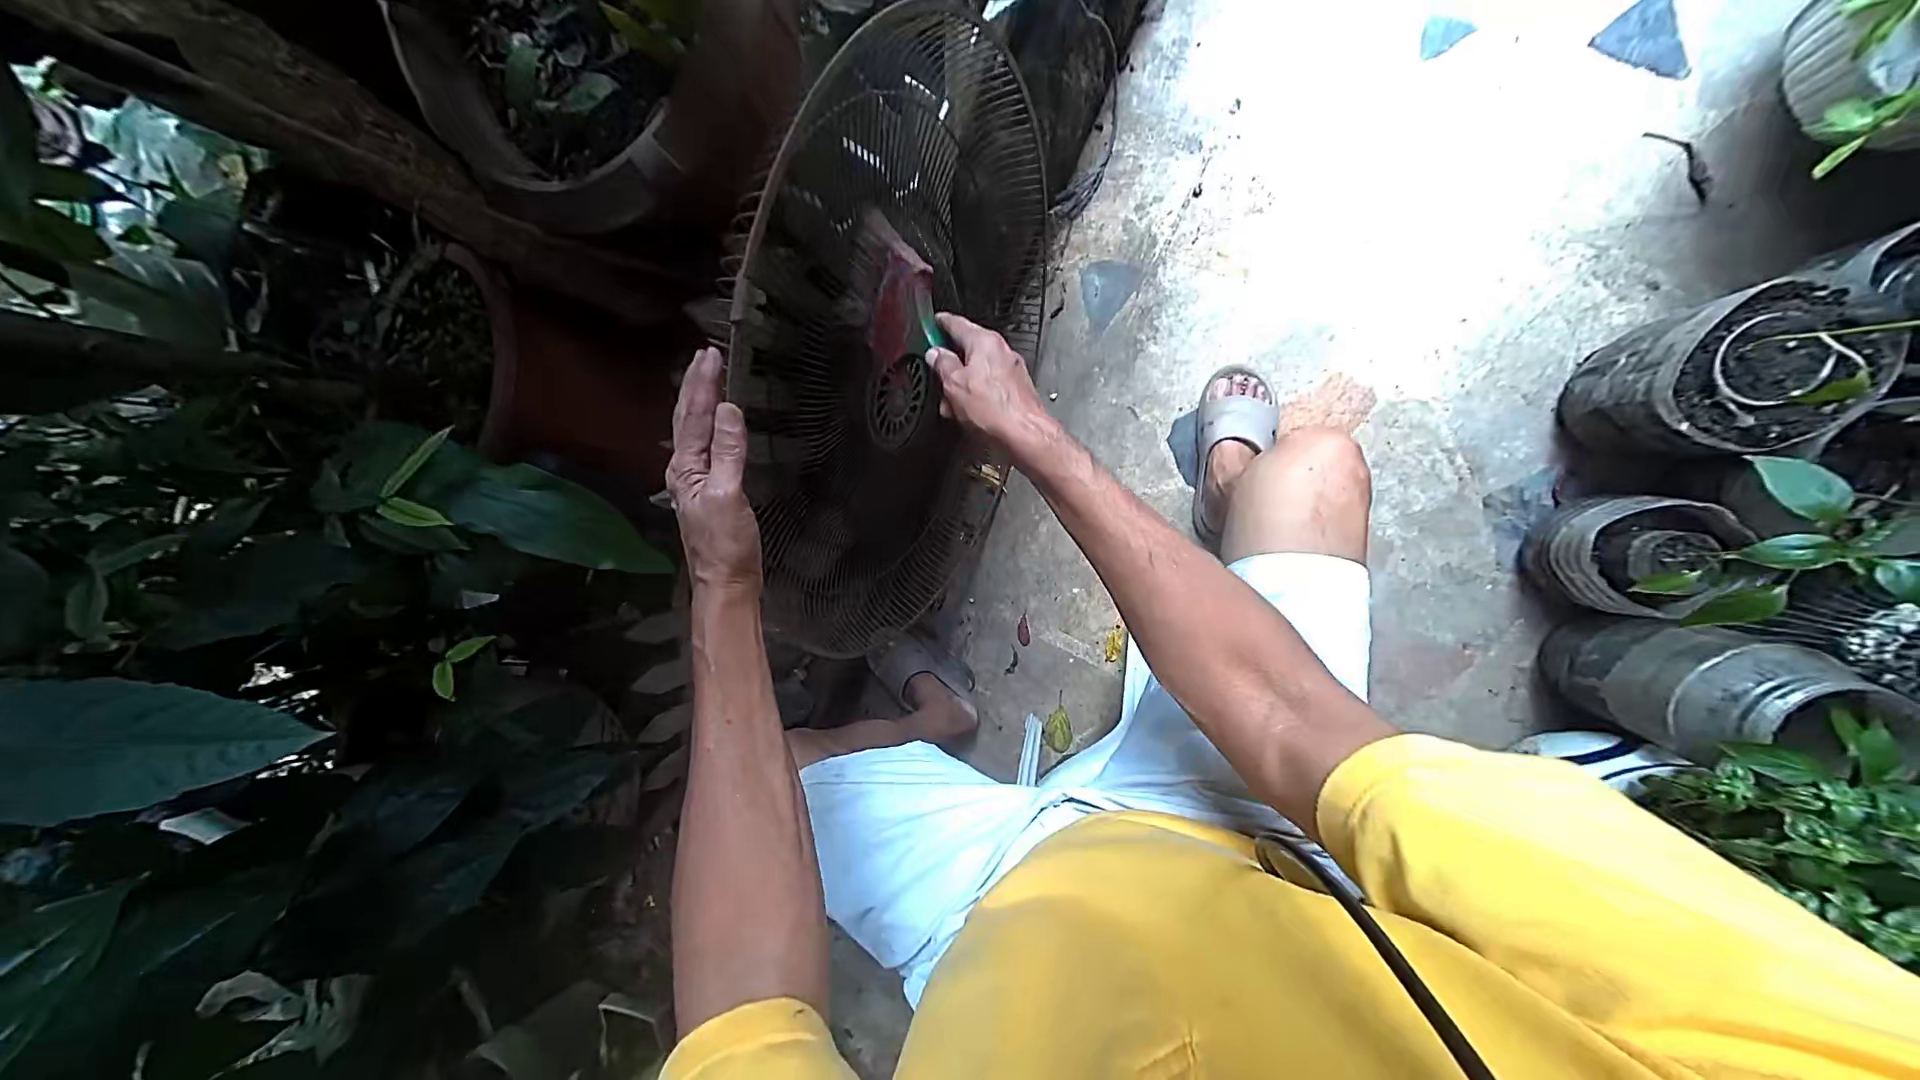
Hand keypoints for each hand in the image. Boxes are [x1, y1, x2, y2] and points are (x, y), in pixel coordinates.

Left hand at [666, 347, 761, 591]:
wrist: (727, 582)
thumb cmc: (726, 544)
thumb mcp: (728, 495)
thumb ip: (727, 452)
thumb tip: (728, 409)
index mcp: (685, 468)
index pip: (693, 416)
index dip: (702, 384)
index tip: (711, 353)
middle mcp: (685, 470)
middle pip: (686, 419)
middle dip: (695, 386)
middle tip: (706, 355)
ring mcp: (696, 481)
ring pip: (693, 431)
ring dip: (699, 402)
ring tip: (709, 379)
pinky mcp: (711, 491)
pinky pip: (707, 446)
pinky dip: (710, 425)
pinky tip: (716, 423)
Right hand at [927, 313, 1055, 456]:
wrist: (1025, 434)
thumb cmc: (996, 410)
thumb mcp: (954, 385)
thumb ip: (942, 365)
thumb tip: (935, 355)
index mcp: (985, 342)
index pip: (957, 323)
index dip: (941, 323)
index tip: (934, 323)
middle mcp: (1001, 351)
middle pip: (969, 349)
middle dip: (951, 363)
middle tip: (937, 374)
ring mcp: (1011, 370)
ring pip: (979, 371)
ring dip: (963, 384)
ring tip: (953, 404)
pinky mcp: (1016, 390)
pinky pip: (990, 387)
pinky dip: (978, 396)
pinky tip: (971, 413)